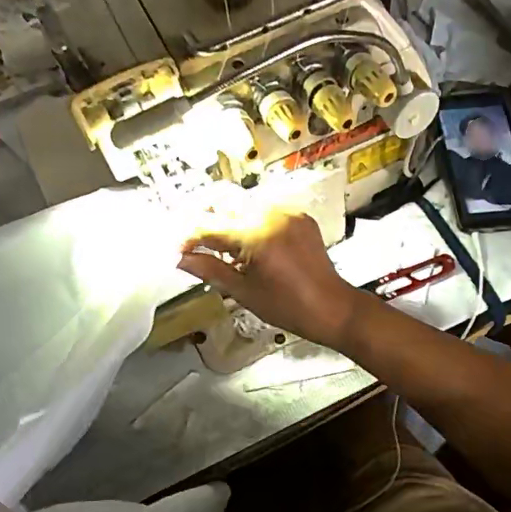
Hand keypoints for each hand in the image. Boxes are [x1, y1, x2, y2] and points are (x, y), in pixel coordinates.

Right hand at [178, 211, 367, 348]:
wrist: (333, 307)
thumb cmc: (288, 306)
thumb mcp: (244, 291)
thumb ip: (210, 269)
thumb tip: (182, 259)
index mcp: (256, 235)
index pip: (210, 228)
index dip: (190, 238)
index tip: (178, 249)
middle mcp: (271, 215)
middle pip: (226, 204)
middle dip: (207, 220)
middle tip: (196, 243)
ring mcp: (288, 213)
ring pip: (246, 204)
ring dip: (229, 219)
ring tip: (223, 247)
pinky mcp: (300, 217)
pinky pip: (267, 210)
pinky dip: (252, 221)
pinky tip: (249, 244)